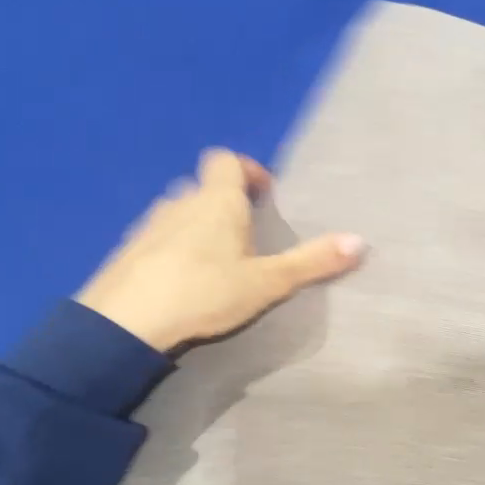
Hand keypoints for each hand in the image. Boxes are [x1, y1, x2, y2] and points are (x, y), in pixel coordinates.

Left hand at [76, 148, 364, 351]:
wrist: (124, 324)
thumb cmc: (204, 293)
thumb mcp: (269, 282)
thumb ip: (313, 261)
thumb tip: (360, 241)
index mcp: (216, 202)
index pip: (225, 161)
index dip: (246, 170)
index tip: (265, 195)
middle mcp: (179, 204)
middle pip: (204, 188)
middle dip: (226, 203)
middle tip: (250, 235)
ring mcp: (148, 227)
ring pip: (180, 213)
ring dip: (201, 226)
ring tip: (222, 260)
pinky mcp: (128, 253)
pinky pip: (160, 238)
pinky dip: (177, 248)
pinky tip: (188, 280)